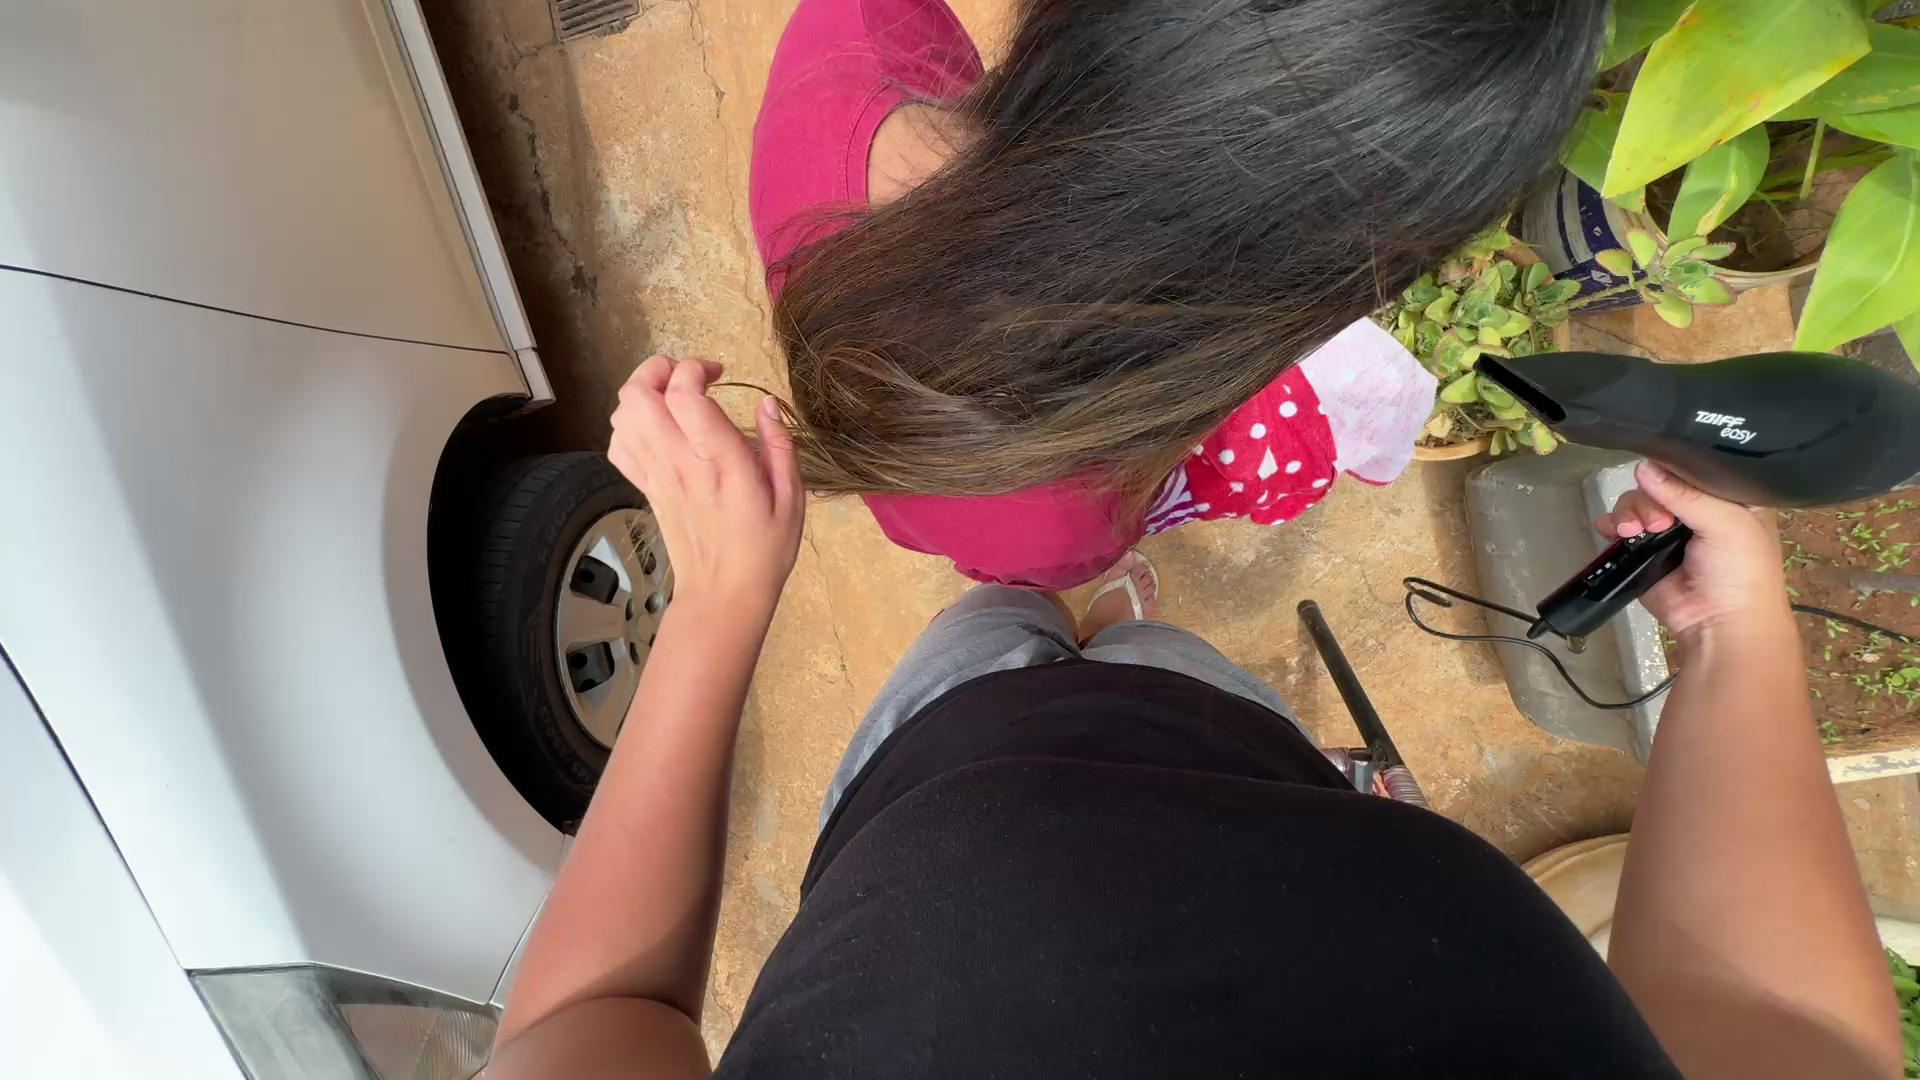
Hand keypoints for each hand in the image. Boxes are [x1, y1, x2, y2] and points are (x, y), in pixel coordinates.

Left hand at [607, 355, 803, 619]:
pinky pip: (619, 445)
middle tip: (687, 375)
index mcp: (720, 460)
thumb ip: (781, 446)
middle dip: (658, 369)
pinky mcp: (647, 488)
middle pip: (638, 394)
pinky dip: (630, 425)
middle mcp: (679, 461)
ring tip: (673, 397)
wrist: (725, 594)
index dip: (694, 368)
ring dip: (643, 393)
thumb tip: (767, 404)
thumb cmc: (766, 548)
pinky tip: (657, 429)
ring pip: (622, 415)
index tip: (718, 373)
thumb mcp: (792, 497)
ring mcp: (657, 475)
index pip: (684, 394)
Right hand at [1594, 460, 1788, 641]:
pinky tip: (1613, 532)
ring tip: (1631, 533)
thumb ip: (1686, 494)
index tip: (1663, 482)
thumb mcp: (1727, 524)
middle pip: (1656, 487)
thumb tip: (1642, 465)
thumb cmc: (1740, 570)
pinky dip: (1610, 525)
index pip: (1693, 472)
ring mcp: (1664, 532)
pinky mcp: (1639, 550)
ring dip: (1627, 514)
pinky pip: (1616, 527)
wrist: (1717, 620)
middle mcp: (1694, 513)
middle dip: (1648, 502)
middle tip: (1656, 525)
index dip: (1674, 471)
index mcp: (1728, 501)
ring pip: (1634, 505)